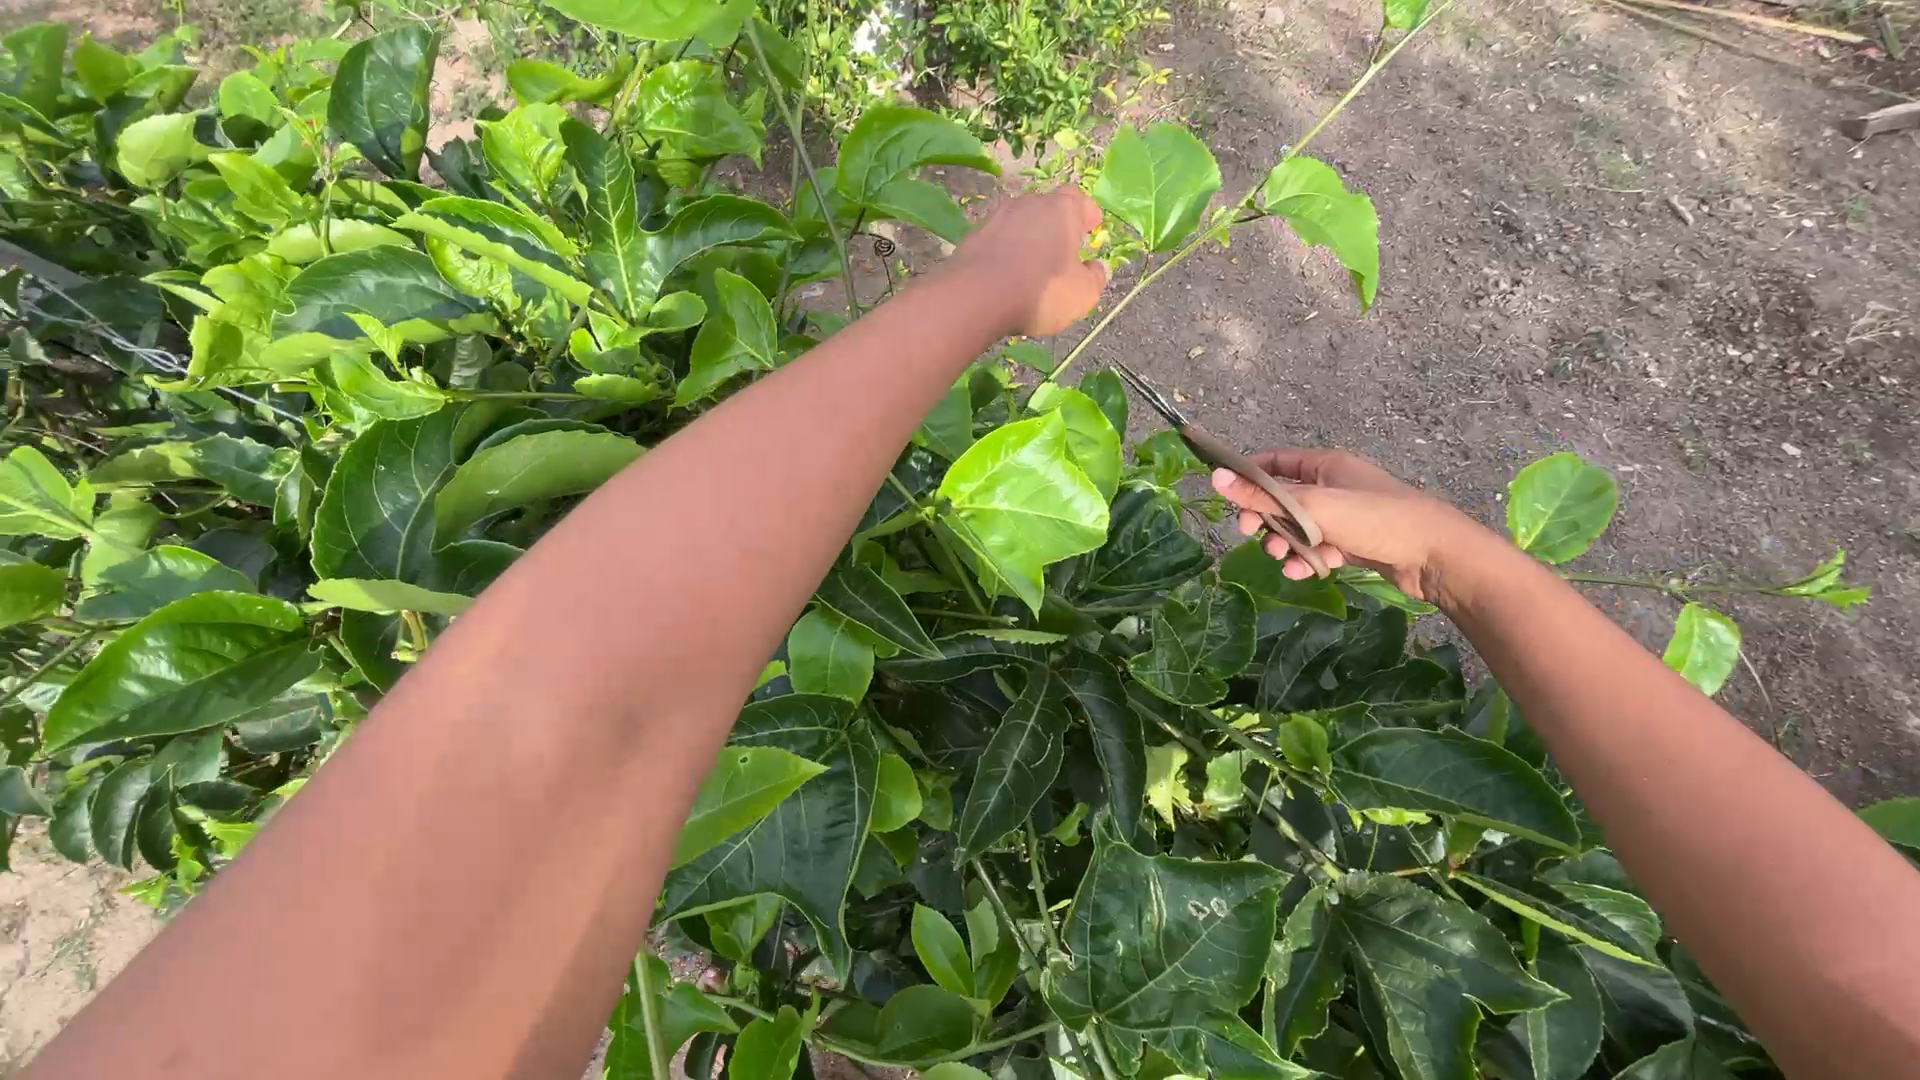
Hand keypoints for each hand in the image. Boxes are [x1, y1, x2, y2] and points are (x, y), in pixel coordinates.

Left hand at [949, 188, 1108, 337]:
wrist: (977, 297)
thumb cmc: (1041, 291)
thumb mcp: (1082, 294)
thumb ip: (1095, 277)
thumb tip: (1097, 268)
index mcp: (1060, 209)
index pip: (1078, 198)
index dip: (1086, 212)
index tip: (1091, 227)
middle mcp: (1028, 204)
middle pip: (1046, 207)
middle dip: (1055, 225)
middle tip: (1062, 248)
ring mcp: (996, 218)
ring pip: (1019, 223)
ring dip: (1027, 238)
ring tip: (1031, 264)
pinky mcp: (972, 238)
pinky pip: (996, 241)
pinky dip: (1003, 252)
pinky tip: (1005, 275)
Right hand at [1209, 449, 1499, 605]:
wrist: (1436, 556)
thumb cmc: (1375, 519)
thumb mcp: (1311, 506)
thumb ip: (1262, 497)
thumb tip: (1215, 478)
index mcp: (1325, 465)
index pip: (1274, 462)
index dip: (1248, 477)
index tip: (1227, 497)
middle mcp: (1333, 486)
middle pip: (1282, 500)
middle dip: (1265, 519)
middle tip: (1251, 534)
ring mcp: (1343, 516)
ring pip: (1298, 529)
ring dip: (1285, 544)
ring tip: (1286, 558)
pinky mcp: (1352, 544)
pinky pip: (1317, 549)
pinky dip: (1308, 560)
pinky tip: (1306, 572)